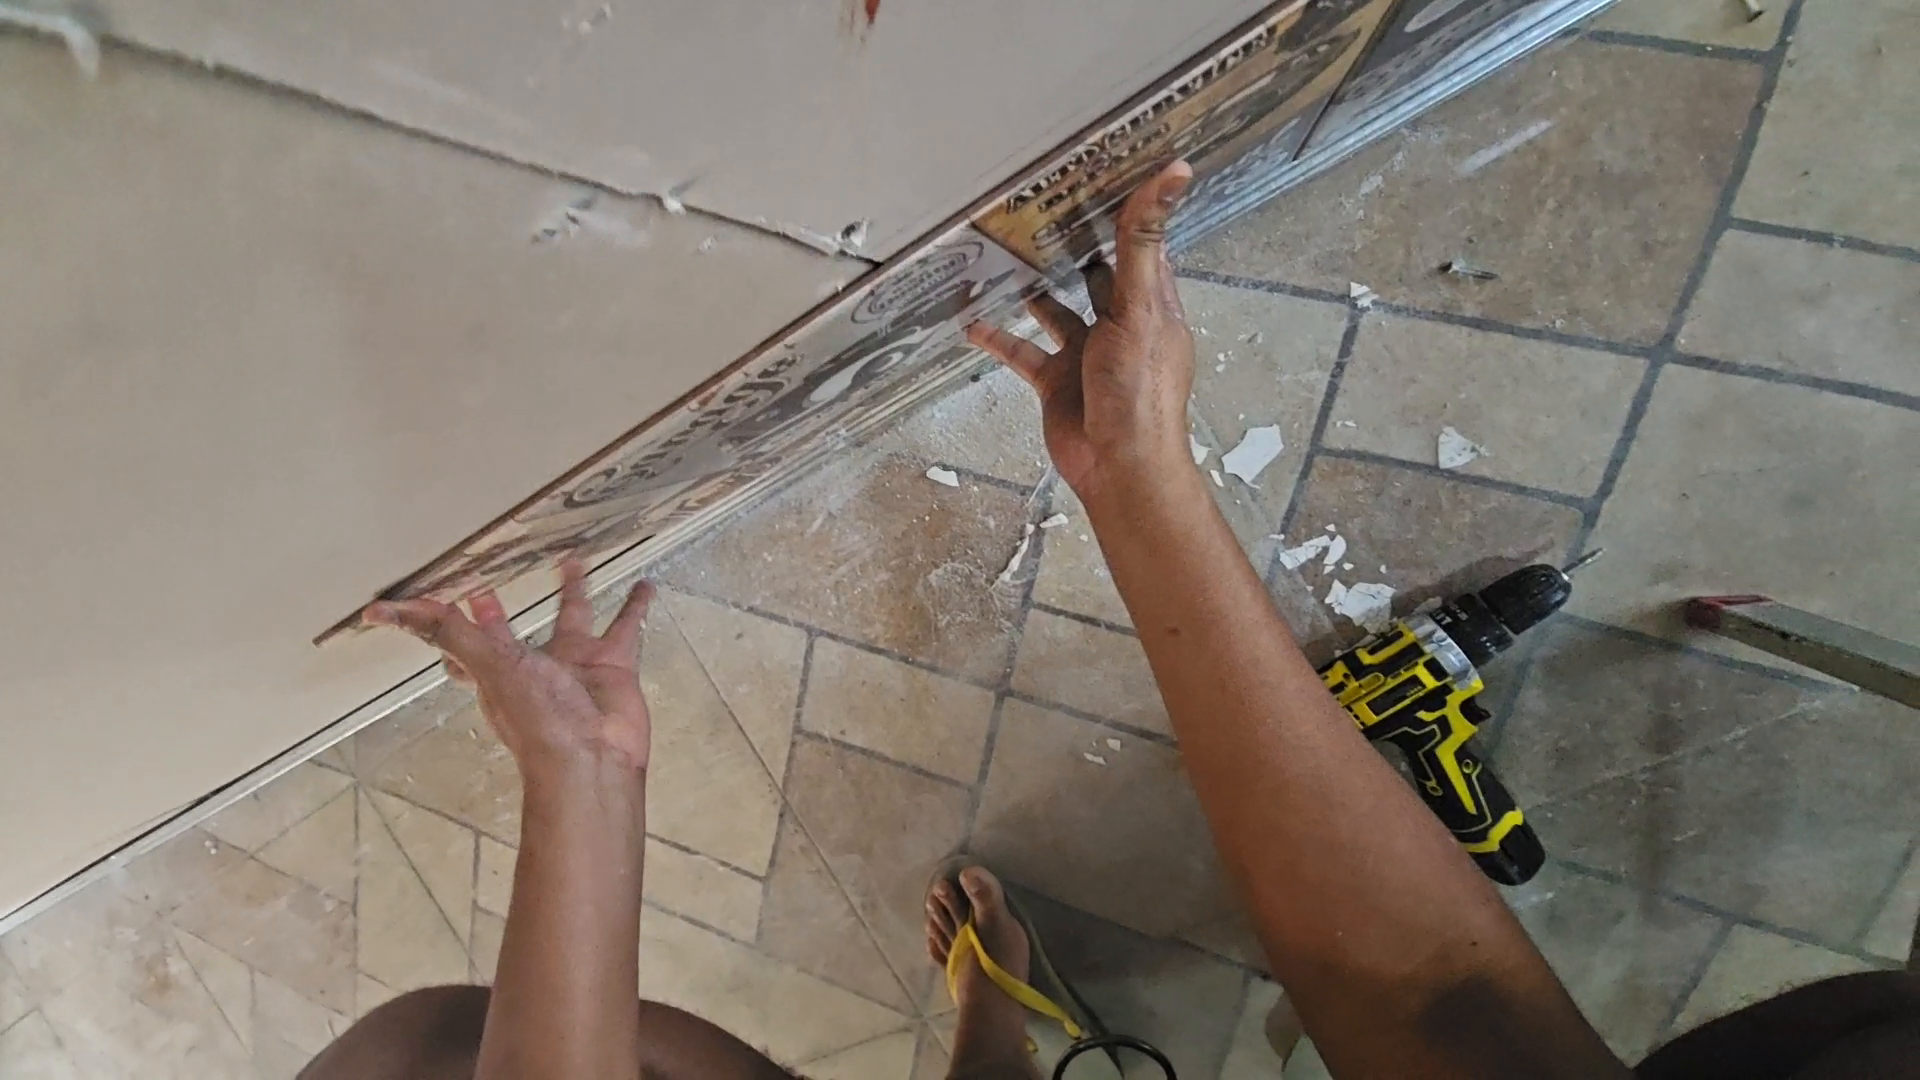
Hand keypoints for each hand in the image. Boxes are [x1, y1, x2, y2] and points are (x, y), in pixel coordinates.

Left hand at [363, 561, 654, 781]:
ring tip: (575, 560)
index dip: (444, 621)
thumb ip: (453, 634)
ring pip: (574, 618)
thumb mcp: (493, 669)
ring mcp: (576, 665)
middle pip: (512, 632)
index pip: (461, 642)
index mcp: (497, 672)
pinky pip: (626, 627)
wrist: (596, 755)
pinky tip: (644, 585)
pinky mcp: (614, 665)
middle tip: (491, 583)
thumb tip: (385, 612)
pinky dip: (636, 606)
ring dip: (575, 591)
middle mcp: (535, 667)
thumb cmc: (541, 719)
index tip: (429, 598)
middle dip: (500, 610)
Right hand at [966, 160, 1196, 504]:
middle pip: (1094, 276)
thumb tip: (1175, 172)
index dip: (1125, 217)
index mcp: (1150, 305)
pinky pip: (1023, 352)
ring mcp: (1085, 354)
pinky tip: (973, 323)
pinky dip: (999, 339)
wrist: (1117, 463)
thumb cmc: (1138, 388)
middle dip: (1071, 249)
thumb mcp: (1140, 308)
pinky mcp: (1055, 381)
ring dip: (1032, 291)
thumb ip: (1142, 244)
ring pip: (1055, 312)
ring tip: (1003, 257)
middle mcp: (1118, 325)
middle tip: (1039, 212)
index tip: (1099, 181)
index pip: (1141, 250)